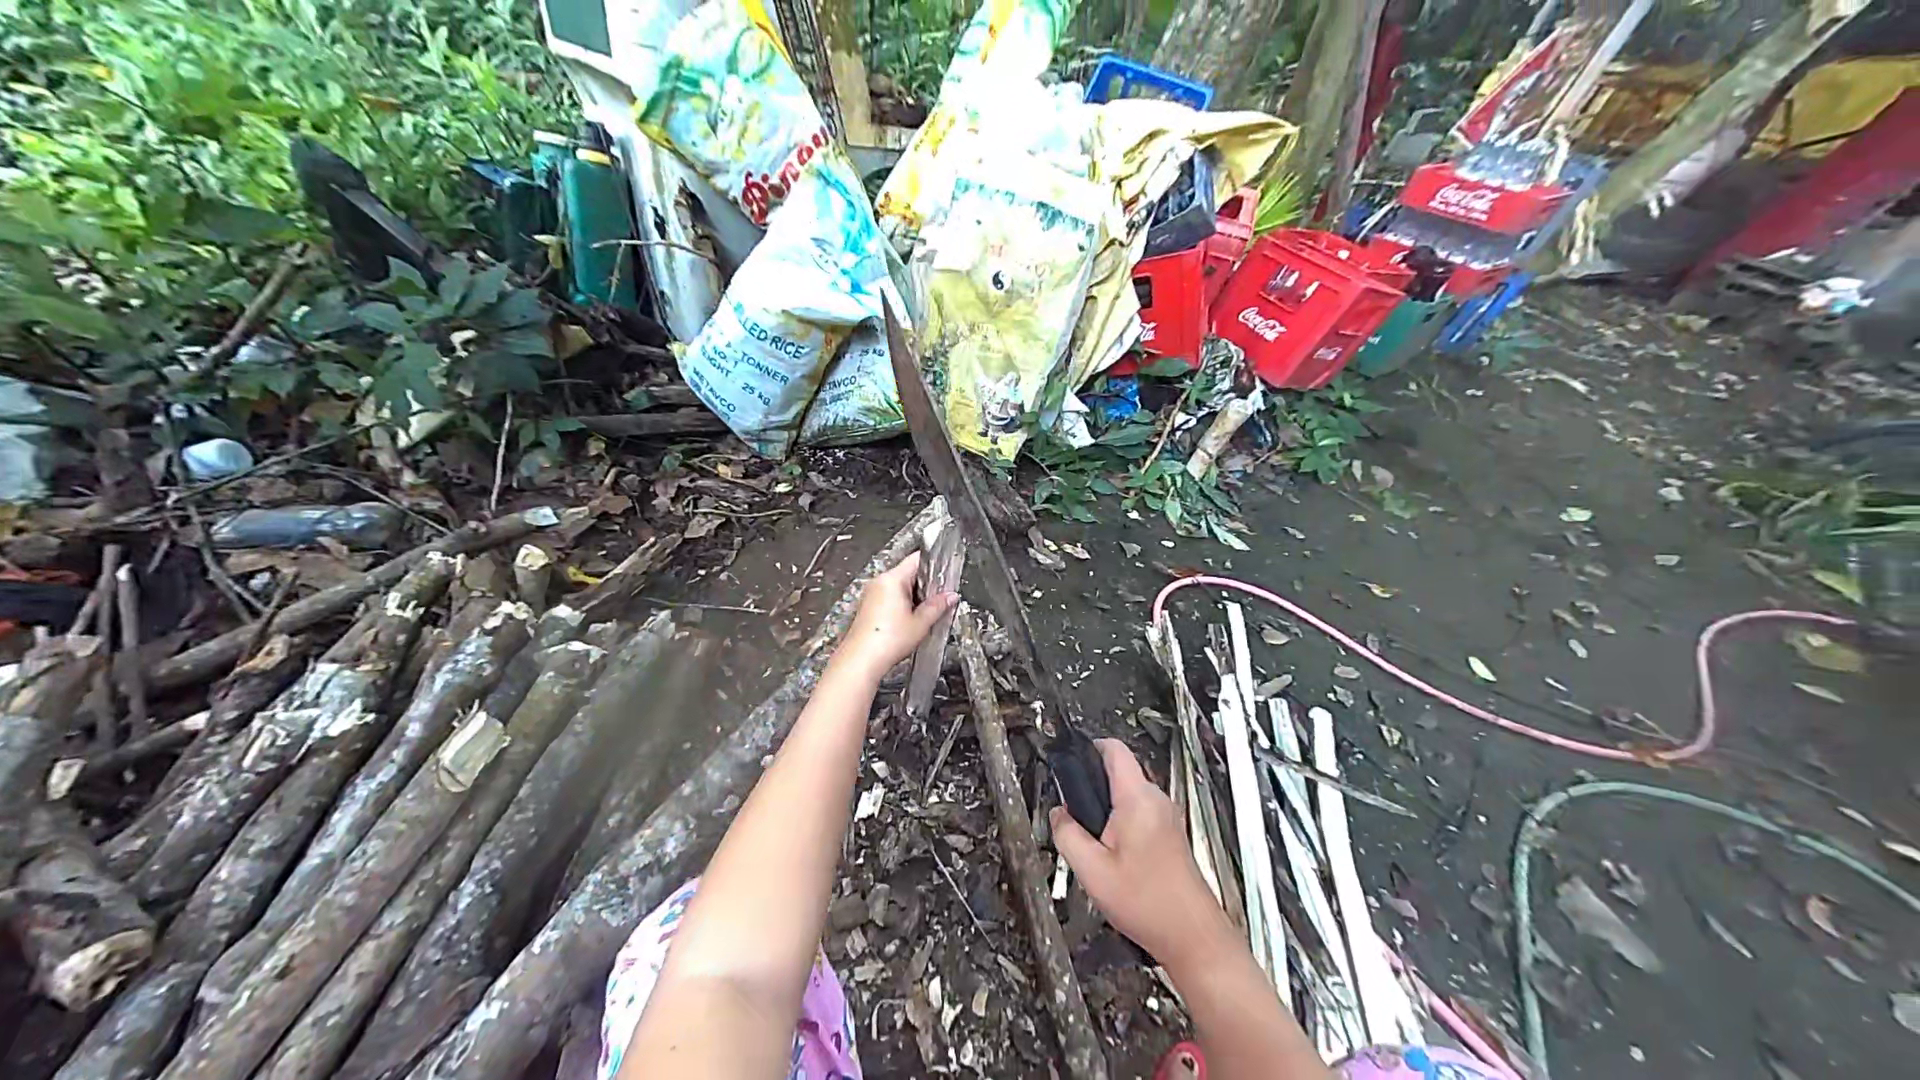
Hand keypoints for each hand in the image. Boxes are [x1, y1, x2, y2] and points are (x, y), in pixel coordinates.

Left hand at [831, 551, 957, 682]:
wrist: (861, 661)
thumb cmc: (886, 641)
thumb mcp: (921, 623)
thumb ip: (938, 606)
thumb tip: (950, 596)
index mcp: (892, 579)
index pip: (916, 560)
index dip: (934, 564)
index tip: (945, 574)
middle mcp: (879, 582)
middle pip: (908, 574)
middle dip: (925, 586)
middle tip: (938, 601)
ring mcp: (871, 594)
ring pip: (898, 587)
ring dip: (913, 597)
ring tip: (923, 615)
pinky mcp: (868, 607)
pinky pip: (888, 598)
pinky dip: (901, 606)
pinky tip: (908, 622)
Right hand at [1050, 740, 1235, 972]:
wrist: (1191, 936)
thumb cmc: (1150, 905)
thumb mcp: (1091, 870)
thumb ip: (1066, 834)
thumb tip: (1058, 814)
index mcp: (1137, 799)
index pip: (1113, 749)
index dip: (1089, 746)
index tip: (1072, 757)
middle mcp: (1156, 801)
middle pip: (1118, 772)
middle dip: (1093, 788)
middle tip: (1077, 815)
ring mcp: (1166, 816)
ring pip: (1128, 795)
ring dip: (1107, 810)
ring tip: (1095, 843)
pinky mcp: (1170, 833)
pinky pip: (1139, 813)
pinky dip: (1121, 824)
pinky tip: (1113, 856)